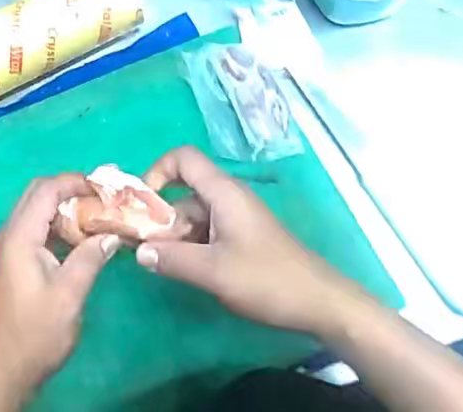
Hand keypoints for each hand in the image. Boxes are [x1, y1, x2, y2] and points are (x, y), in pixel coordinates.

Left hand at [0, 173, 118, 408]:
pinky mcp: (15, 258)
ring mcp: (11, 244)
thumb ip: (89, 259)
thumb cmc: (35, 332)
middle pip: (39, 193)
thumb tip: (112, 234)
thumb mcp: (69, 296)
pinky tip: (81, 238)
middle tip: (102, 197)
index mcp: (20, 234)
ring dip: (65, 207)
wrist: (3, 367)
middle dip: (70, 188)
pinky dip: (58, 225)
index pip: (47, 190)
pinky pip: (37, 227)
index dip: (75, 181)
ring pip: (37, 209)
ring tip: (98, 214)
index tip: (104, 187)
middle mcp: (11, 231)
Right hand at [133, 146, 371, 336]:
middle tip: (145, 244)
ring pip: (195, 213)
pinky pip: (208, 228)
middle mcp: (228, 195)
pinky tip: (187, 268)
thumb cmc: (267, 279)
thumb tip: (138, 252)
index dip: (158, 171)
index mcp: (222, 191)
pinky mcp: (244, 235)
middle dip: (162, 215)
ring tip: (162, 262)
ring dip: (177, 234)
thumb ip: (172, 260)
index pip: (182, 157)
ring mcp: (237, 216)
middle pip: (184, 190)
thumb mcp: (214, 272)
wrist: (324, 304)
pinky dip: (193, 243)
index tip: (144, 202)